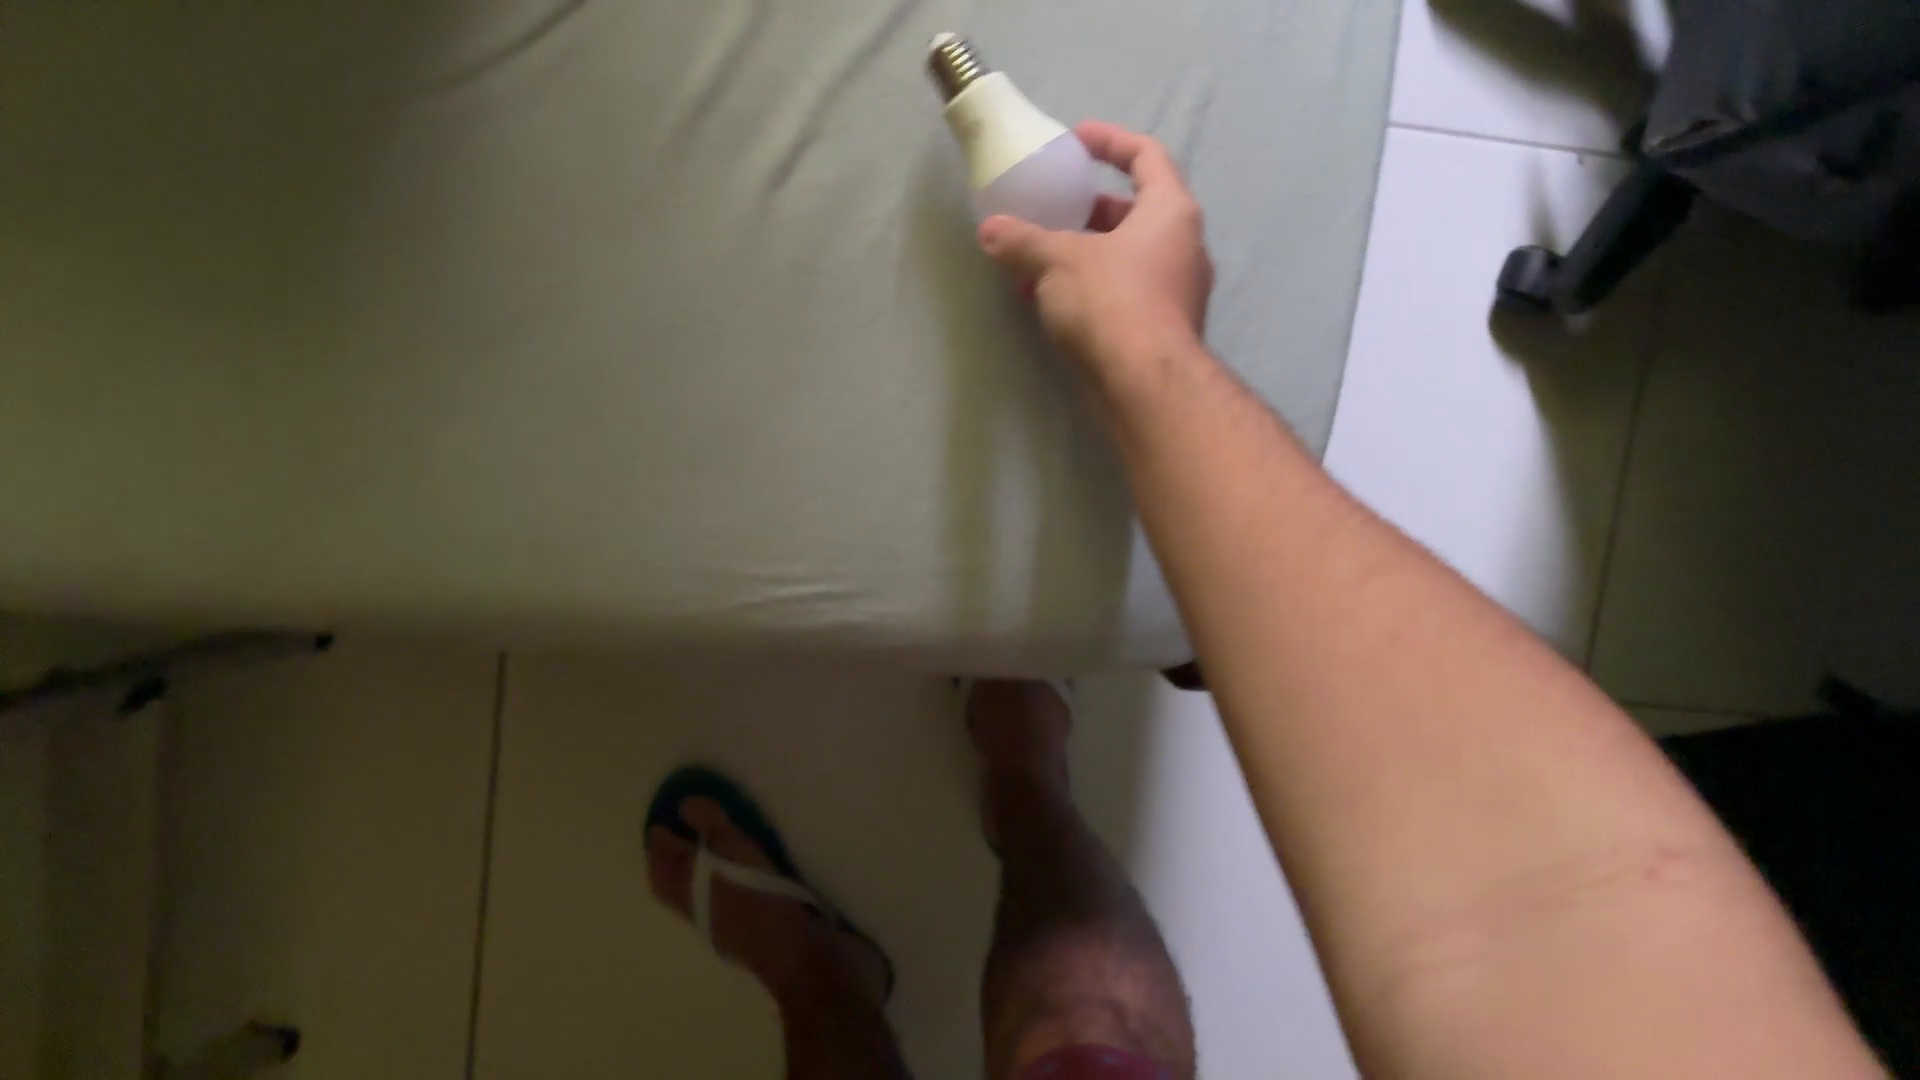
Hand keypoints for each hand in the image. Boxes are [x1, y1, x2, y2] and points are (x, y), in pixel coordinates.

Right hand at [978, 121, 1214, 387]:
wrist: (1145, 384)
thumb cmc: (1111, 302)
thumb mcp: (1058, 261)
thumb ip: (1023, 240)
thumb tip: (990, 231)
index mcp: (1170, 211)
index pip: (1146, 157)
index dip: (1110, 142)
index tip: (1076, 141)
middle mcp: (1183, 246)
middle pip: (1133, 212)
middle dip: (1086, 211)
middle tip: (1050, 212)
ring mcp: (1177, 292)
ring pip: (1125, 258)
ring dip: (1081, 256)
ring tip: (1036, 263)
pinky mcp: (1162, 330)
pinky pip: (1122, 294)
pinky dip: (1089, 290)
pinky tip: (1050, 303)